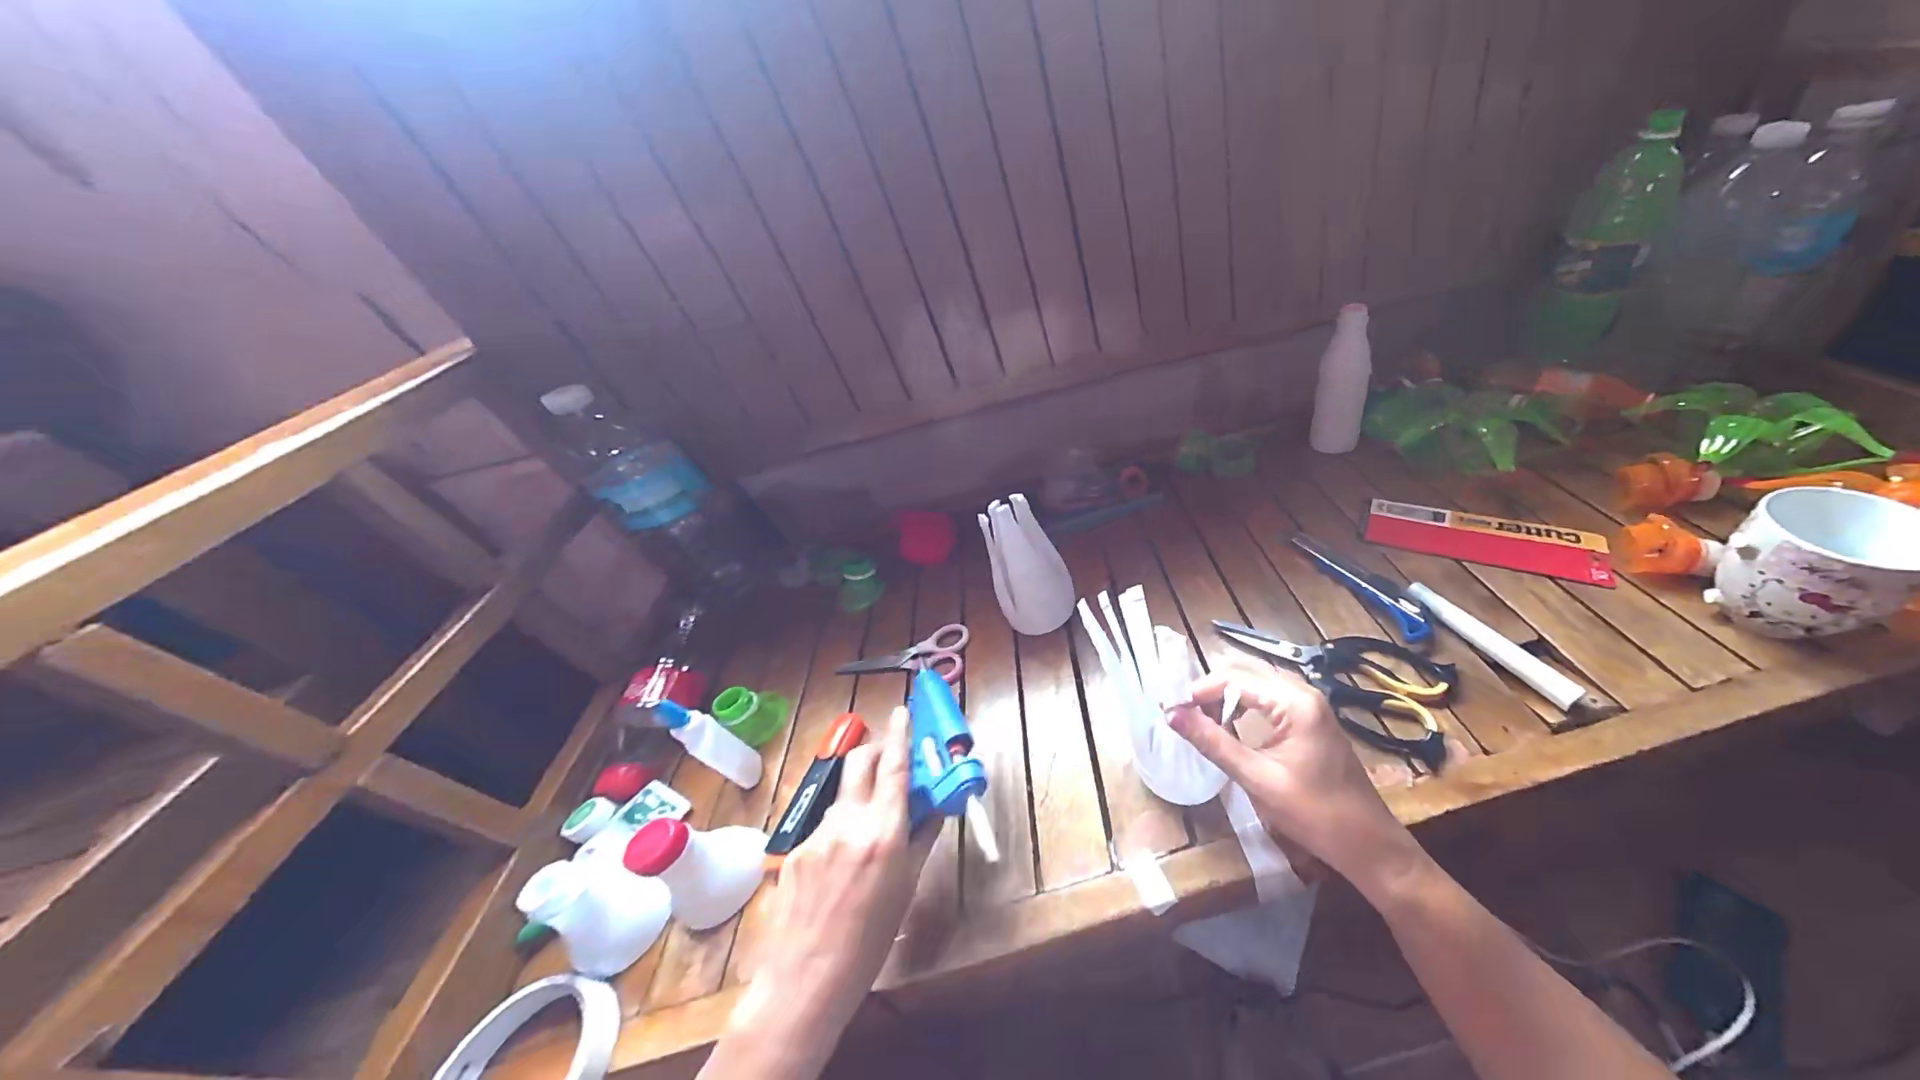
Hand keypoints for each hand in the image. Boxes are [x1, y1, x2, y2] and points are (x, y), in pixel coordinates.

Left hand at [708, 705, 935, 1079]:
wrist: (808, 975)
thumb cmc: (871, 938)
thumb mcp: (906, 887)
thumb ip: (920, 839)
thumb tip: (933, 808)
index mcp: (883, 833)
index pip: (895, 769)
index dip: (901, 735)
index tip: (903, 711)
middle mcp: (849, 823)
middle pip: (860, 762)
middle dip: (875, 750)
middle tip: (888, 757)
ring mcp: (818, 832)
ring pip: (842, 795)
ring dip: (858, 796)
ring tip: (866, 832)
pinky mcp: (796, 846)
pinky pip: (824, 824)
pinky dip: (839, 828)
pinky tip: (839, 864)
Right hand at [1168, 662, 1426, 896]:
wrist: (1368, 845)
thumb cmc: (1314, 814)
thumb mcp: (1256, 778)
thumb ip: (1213, 742)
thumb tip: (1171, 715)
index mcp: (1295, 703)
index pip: (1233, 679)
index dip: (1197, 691)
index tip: (1169, 710)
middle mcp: (1303, 693)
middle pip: (1244, 673)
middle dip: (1208, 690)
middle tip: (1181, 714)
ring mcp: (1310, 705)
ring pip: (1255, 683)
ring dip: (1223, 696)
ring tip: (1198, 720)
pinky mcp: (1309, 719)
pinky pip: (1268, 698)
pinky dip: (1242, 704)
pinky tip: (1227, 724)